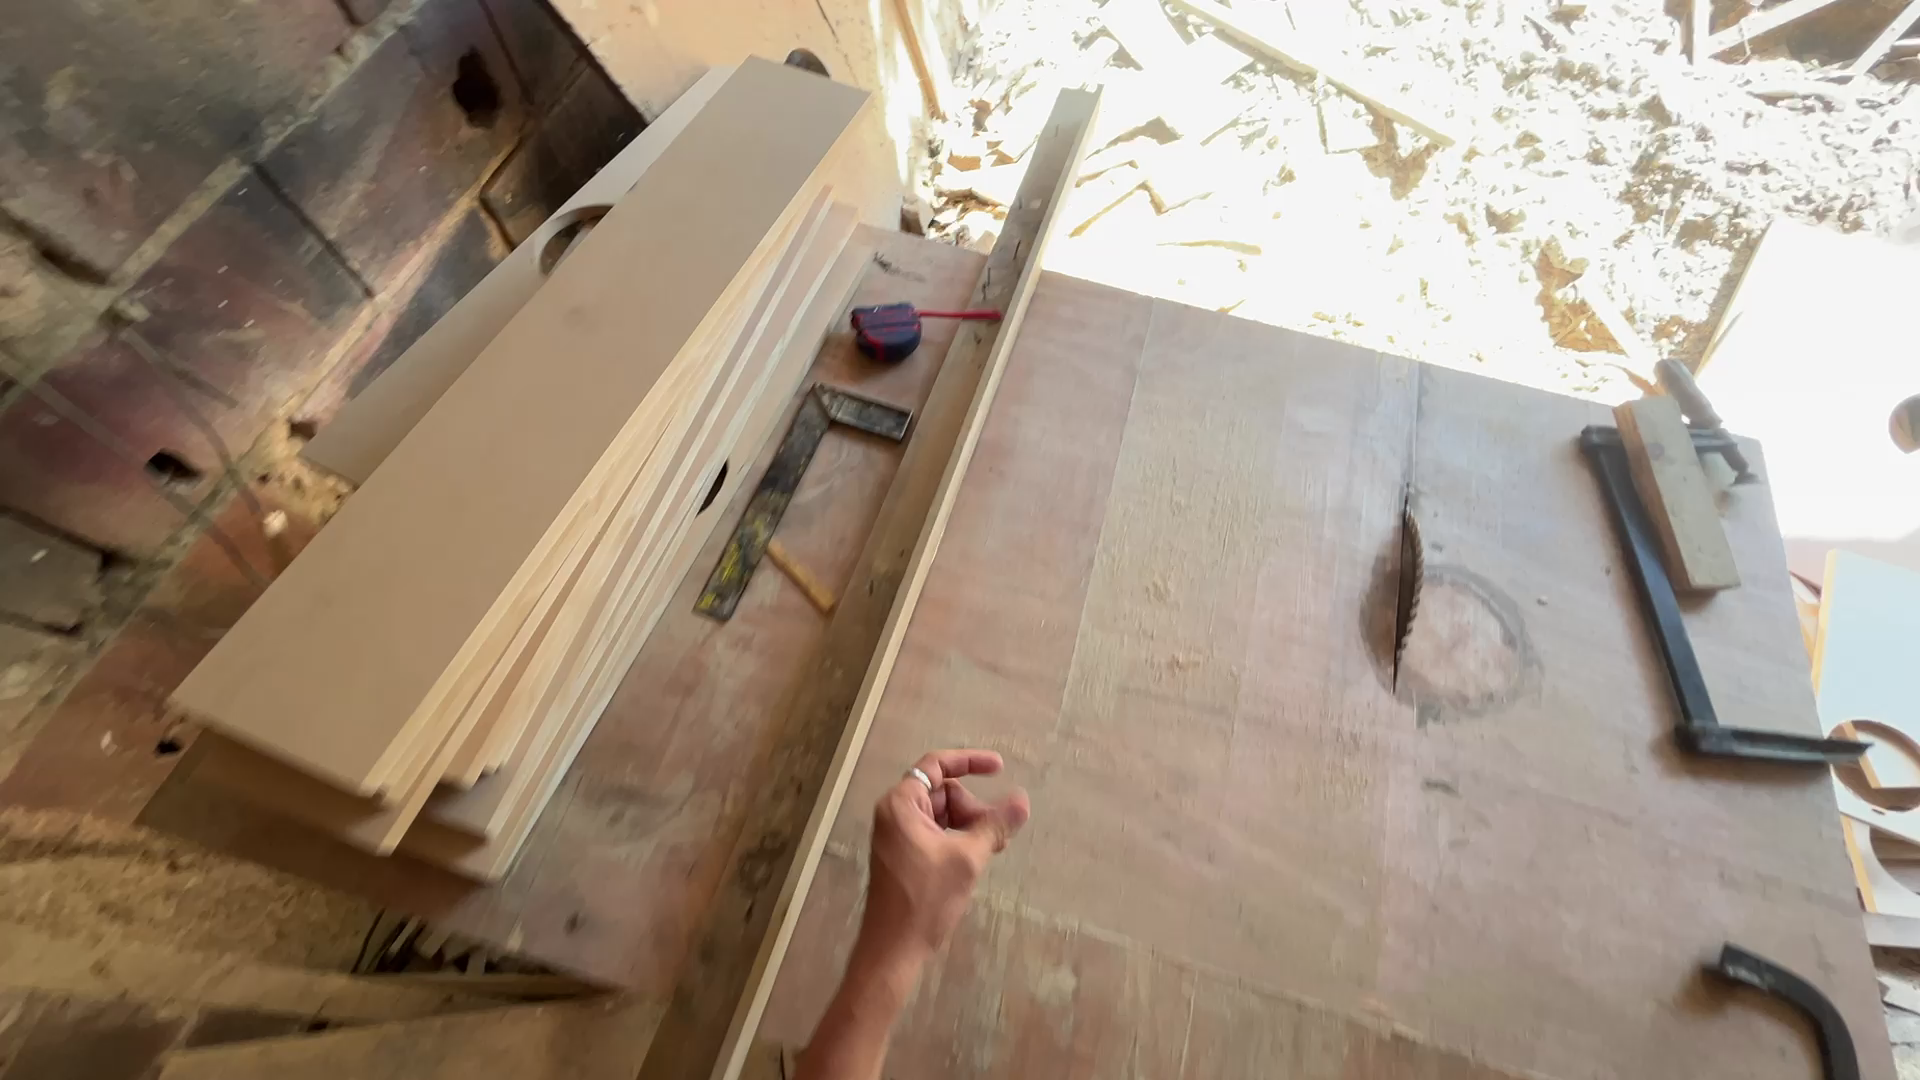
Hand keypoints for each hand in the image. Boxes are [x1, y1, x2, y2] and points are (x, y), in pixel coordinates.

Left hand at [859, 749, 1030, 965]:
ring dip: (969, 826)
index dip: (970, 761)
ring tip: (992, 849)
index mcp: (901, 803)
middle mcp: (895, 812)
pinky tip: (976, 858)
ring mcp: (897, 834)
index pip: (937, 765)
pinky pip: (936, 832)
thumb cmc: (925, 899)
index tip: (1000, 767)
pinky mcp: (903, 853)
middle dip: (973, 808)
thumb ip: (995, 824)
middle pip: (944, 792)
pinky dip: (958, 838)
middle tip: (997, 836)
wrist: (893, 951)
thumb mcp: (967, 858)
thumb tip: (1023, 800)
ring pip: (943, 814)